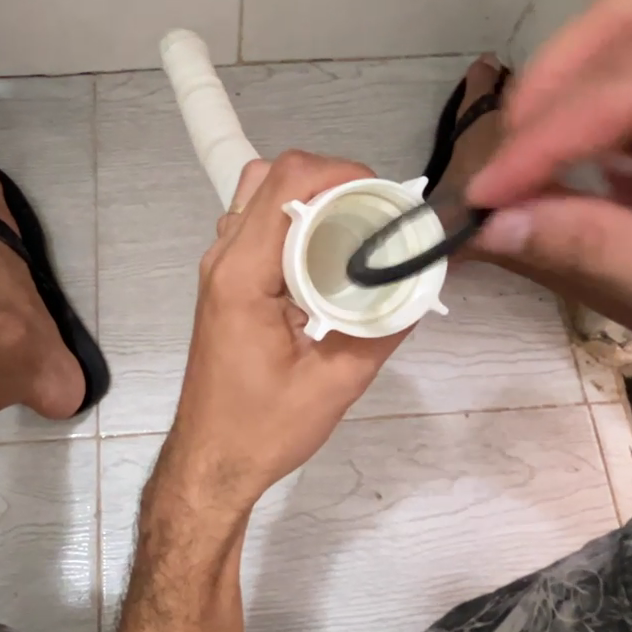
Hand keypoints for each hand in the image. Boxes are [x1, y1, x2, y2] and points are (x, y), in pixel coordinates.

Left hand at [165, 151, 410, 505]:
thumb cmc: (264, 428)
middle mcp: (223, 259)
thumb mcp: (336, 384)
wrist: (211, 459)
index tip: (383, 197)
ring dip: (307, 198)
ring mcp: (217, 269)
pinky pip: (255, 227)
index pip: (286, 183)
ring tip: (352, 227)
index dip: (340, 171)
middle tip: (371, 211)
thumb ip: (382, 328)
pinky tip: (325, 257)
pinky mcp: (223, 283)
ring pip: (257, 197)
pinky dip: (291, 222)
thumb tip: (420, 283)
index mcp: (244, 275)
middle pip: (268, 176)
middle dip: (326, 179)